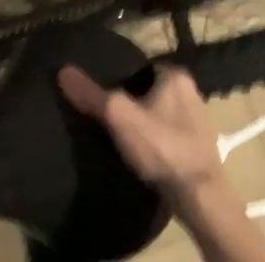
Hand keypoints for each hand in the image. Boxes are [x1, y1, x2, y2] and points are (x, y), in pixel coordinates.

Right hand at [58, 65, 221, 200]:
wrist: (200, 197)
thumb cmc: (162, 148)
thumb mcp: (120, 118)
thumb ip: (93, 95)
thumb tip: (63, 71)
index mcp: (176, 76)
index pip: (142, 67)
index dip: (121, 78)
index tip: (105, 93)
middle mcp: (193, 92)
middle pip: (153, 90)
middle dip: (134, 101)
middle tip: (110, 116)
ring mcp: (200, 121)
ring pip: (163, 113)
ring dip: (147, 122)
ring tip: (124, 137)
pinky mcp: (200, 147)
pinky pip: (172, 135)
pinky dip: (159, 141)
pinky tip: (145, 155)